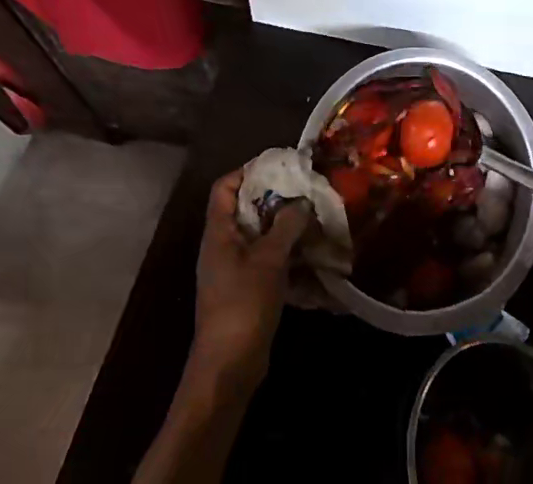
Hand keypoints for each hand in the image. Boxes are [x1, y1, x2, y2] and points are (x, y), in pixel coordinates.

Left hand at [190, 169, 309, 381]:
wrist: (229, 365)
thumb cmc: (243, 304)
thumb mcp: (269, 260)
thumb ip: (286, 226)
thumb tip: (301, 201)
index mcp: (218, 232)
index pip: (225, 186)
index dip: (249, 171)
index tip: (281, 167)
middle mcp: (222, 245)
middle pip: (245, 209)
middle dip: (276, 199)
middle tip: (306, 192)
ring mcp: (234, 269)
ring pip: (260, 236)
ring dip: (286, 228)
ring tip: (314, 220)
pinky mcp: (247, 289)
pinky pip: (267, 261)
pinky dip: (287, 255)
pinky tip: (312, 257)